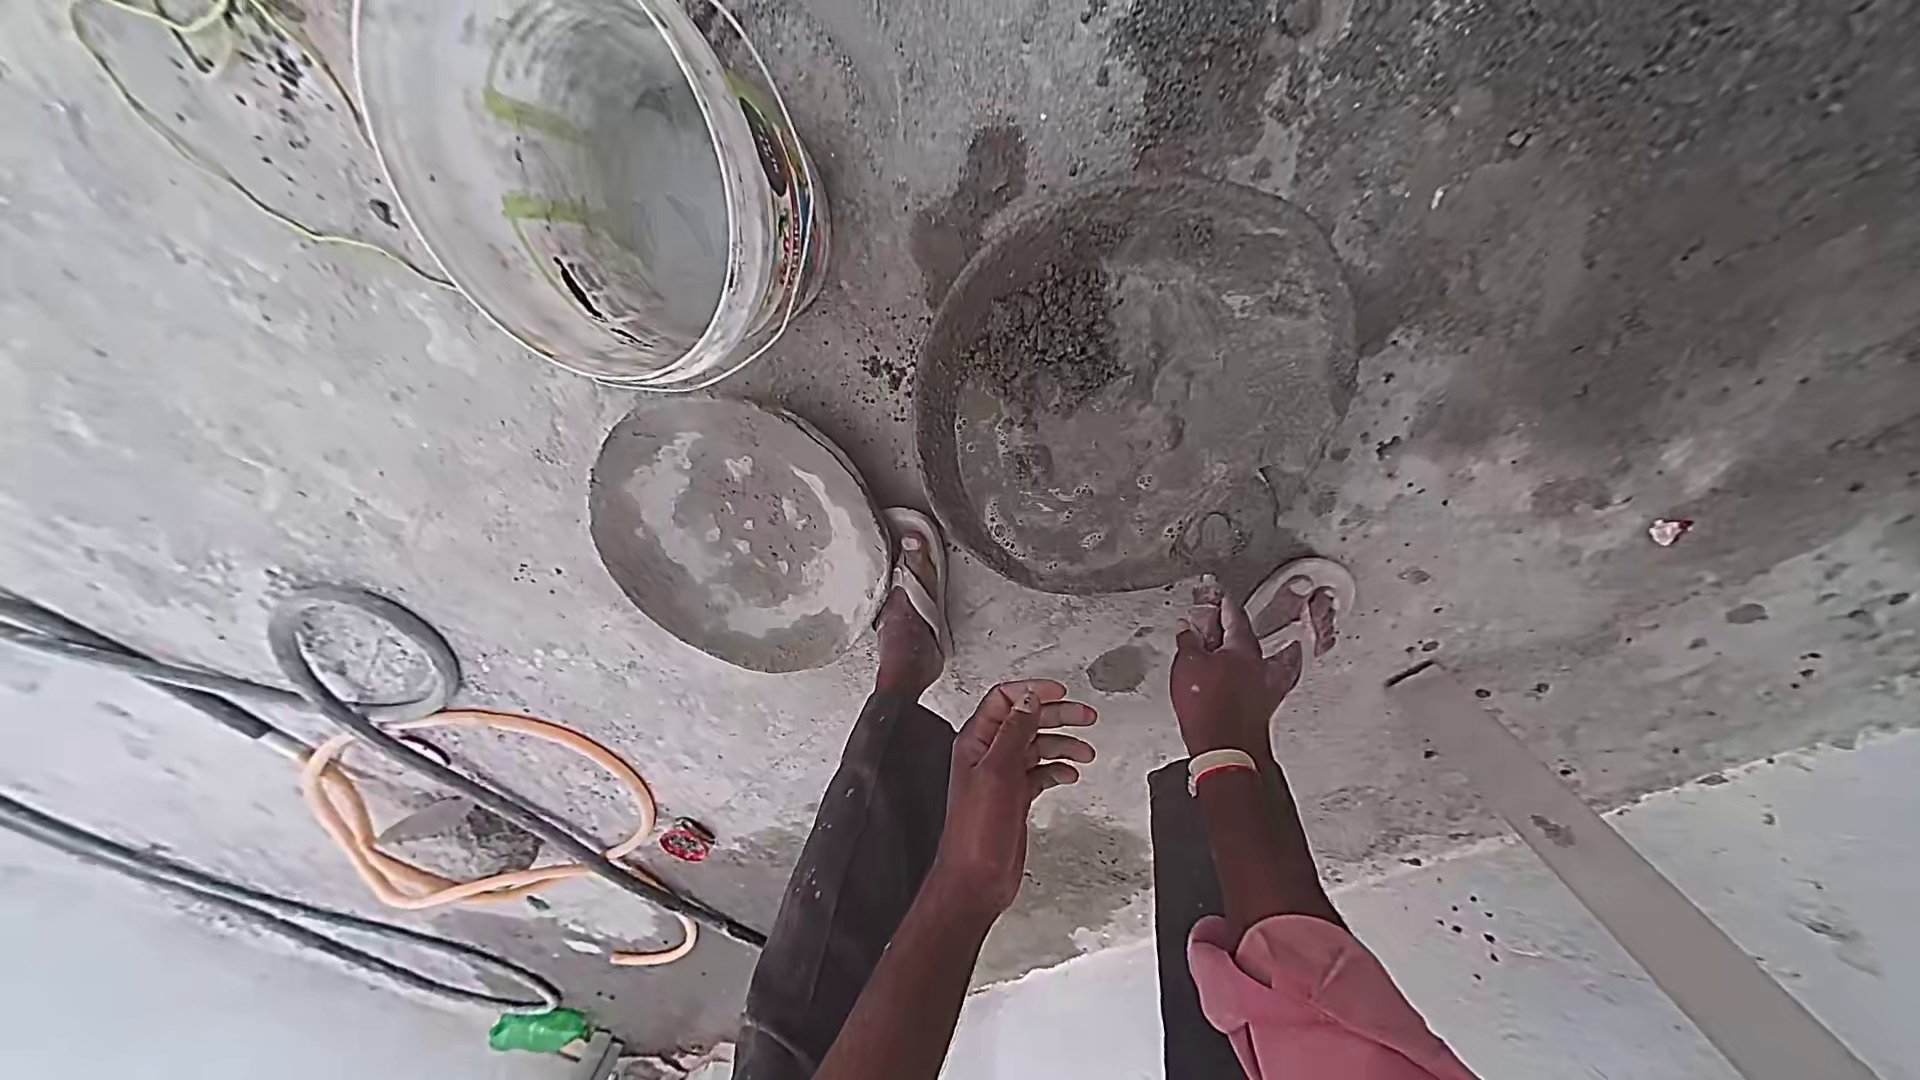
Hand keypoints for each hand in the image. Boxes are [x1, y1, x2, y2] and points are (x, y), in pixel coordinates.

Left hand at [926, 679, 1096, 920]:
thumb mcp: (998, 770)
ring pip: (1036, 746)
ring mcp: (1002, 775)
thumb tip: (1029, 698)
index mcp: (976, 740)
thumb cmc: (976, 830)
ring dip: (1062, 744)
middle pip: (1025, 720)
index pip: (1004, 699)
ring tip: (1085, 750)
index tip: (1060, 692)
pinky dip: (1057, 769)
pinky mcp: (1014, 795)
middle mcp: (988, 754)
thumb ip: (1014, 731)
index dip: (1032, 691)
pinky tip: (1069, 773)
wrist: (976, 878)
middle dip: (1056, 715)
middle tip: (1085, 716)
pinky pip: (1040, 772)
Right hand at [1171, 576, 1332, 756]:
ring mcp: (1265, 686)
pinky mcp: (1262, 705)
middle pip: (1245, 637)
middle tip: (1217, 621)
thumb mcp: (1187, 663)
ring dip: (1241, 651)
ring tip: (1229, 647)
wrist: (1224, 746)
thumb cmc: (1208, 706)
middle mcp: (1261, 664)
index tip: (1220, 597)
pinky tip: (1243, 677)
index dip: (1224, 604)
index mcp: (1244, 648)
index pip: (1235, 616)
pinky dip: (1250, 674)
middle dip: (1230, 627)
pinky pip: (1260, 680)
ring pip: (1256, 658)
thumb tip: (1188, 628)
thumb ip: (1188, 640)